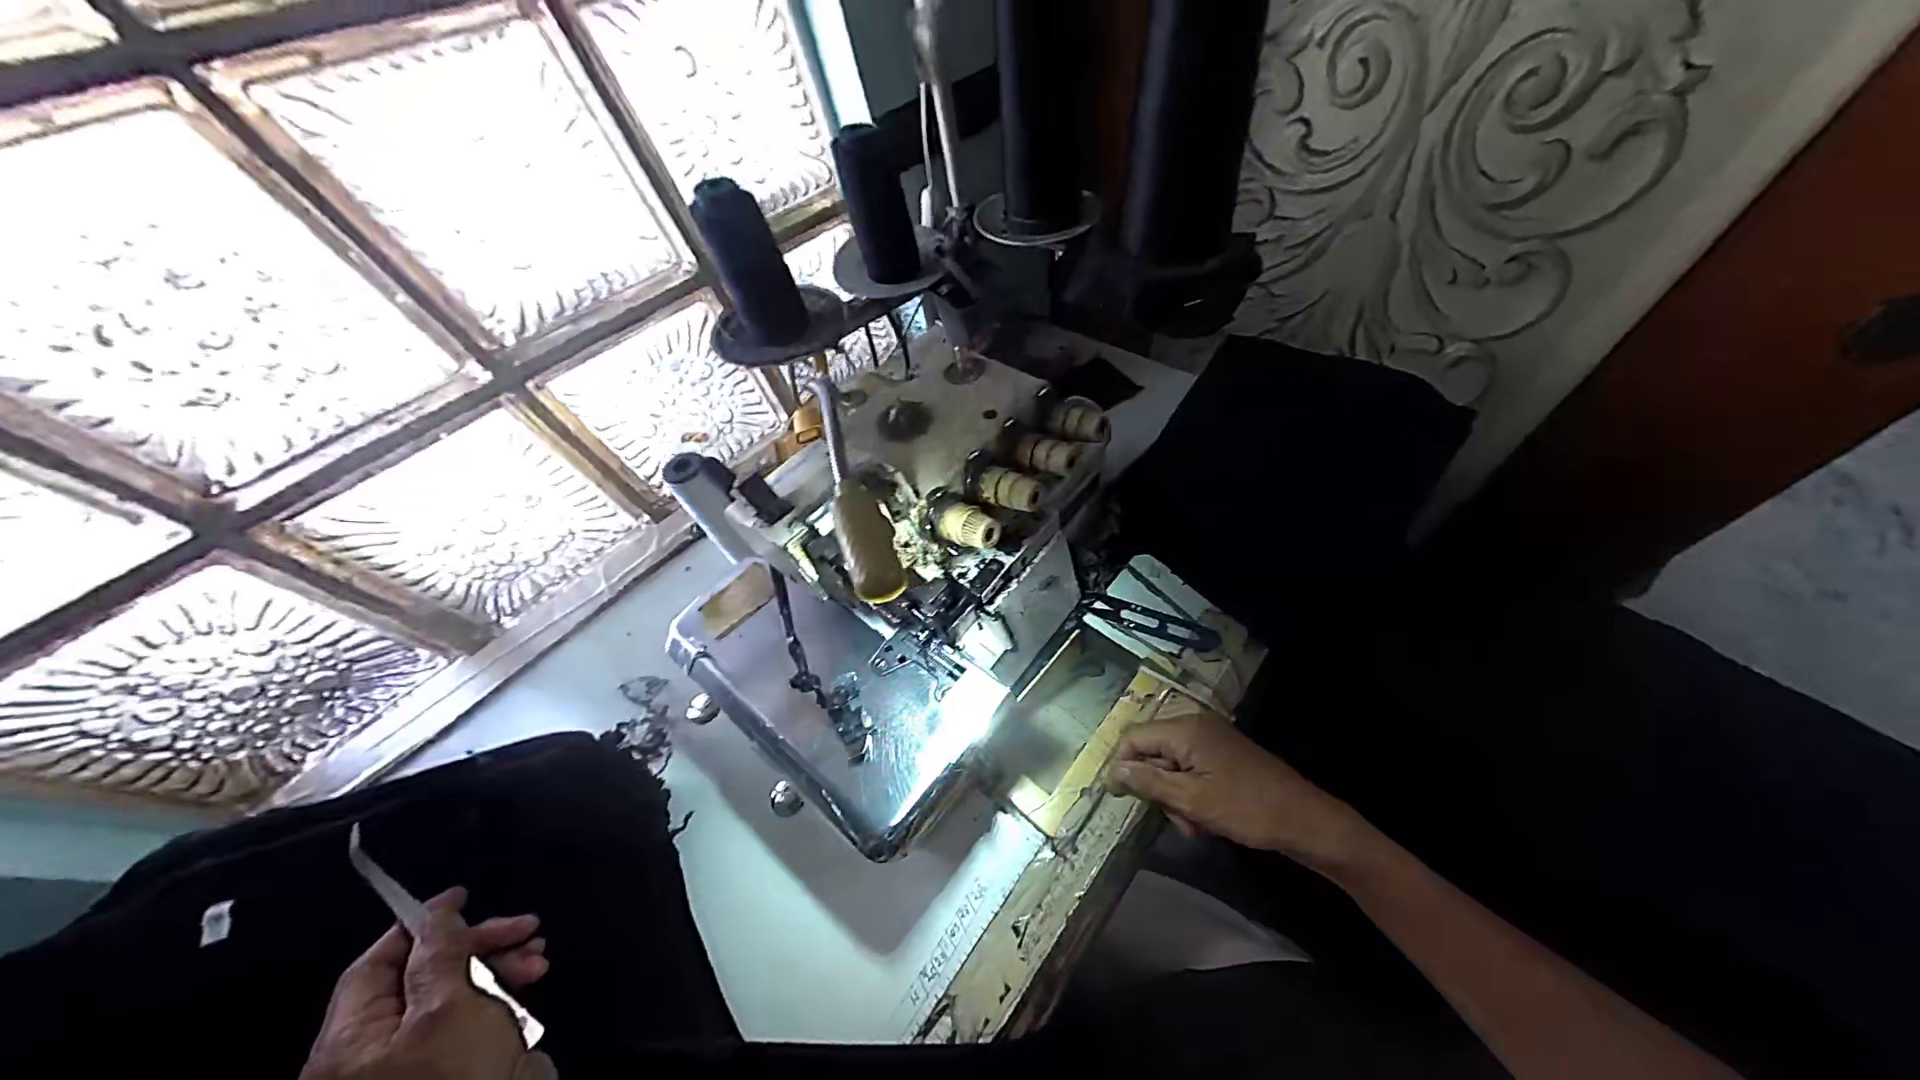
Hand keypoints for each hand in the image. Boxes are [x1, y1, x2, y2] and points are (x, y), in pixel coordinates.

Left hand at [301, 887, 554, 1079]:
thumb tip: (436, 915)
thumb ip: (440, 954)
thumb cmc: (457, 1078)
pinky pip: (477, 1012)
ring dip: (501, 962)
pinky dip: (505, 989)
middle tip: (523, 927)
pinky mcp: (460, 1064)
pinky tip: (531, 980)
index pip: (376, 965)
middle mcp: (378, 1052)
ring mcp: (421, 1060)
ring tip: (536, 957)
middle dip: (477, 943)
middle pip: (425, 972)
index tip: (461, 897)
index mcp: (352, 1043)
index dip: (419, 926)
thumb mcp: (447, 1007)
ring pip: (458, 989)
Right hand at [1105, 708, 1370, 872]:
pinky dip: (1190, 792)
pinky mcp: (1222, 753)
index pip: (1133, 737)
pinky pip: (1190, 768)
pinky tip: (1206, 817)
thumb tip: (1114, 771)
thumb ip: (1148, 782)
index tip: (1120, 797)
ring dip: (1174, 796)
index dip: (1122, 766)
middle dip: (1156, 787)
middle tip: (1174, 817)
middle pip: (1152, 751)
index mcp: (1185, 728)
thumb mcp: (1192, 800)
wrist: (1305, 820)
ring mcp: (1210, 738)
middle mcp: (1195, 725)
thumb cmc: (1247, 809)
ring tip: (1194, 824)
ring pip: (1170, 765)